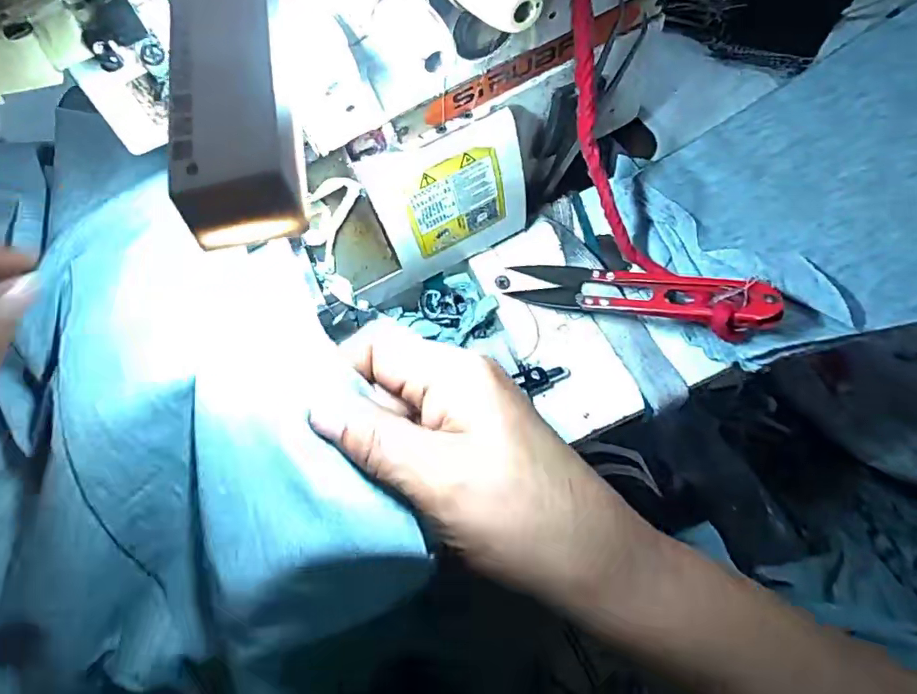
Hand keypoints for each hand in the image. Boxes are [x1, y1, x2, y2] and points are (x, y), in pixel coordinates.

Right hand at [309, 326, 652, 611]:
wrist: (601, 569)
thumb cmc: (518, 518)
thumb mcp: (436, 479)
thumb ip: (371, 439)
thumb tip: (315, 409)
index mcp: (452, 371)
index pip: (375, 347)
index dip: (340, 375)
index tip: (315, 421)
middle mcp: (459, 378)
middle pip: (384, 378)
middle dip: (356, 415)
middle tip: (332, 459)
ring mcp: (469, 409)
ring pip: (398, 410)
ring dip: (376, 441)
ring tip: (359, 478)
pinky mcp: (473, 439)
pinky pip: (419, 434)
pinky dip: (400, 457)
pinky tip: (391, 487)